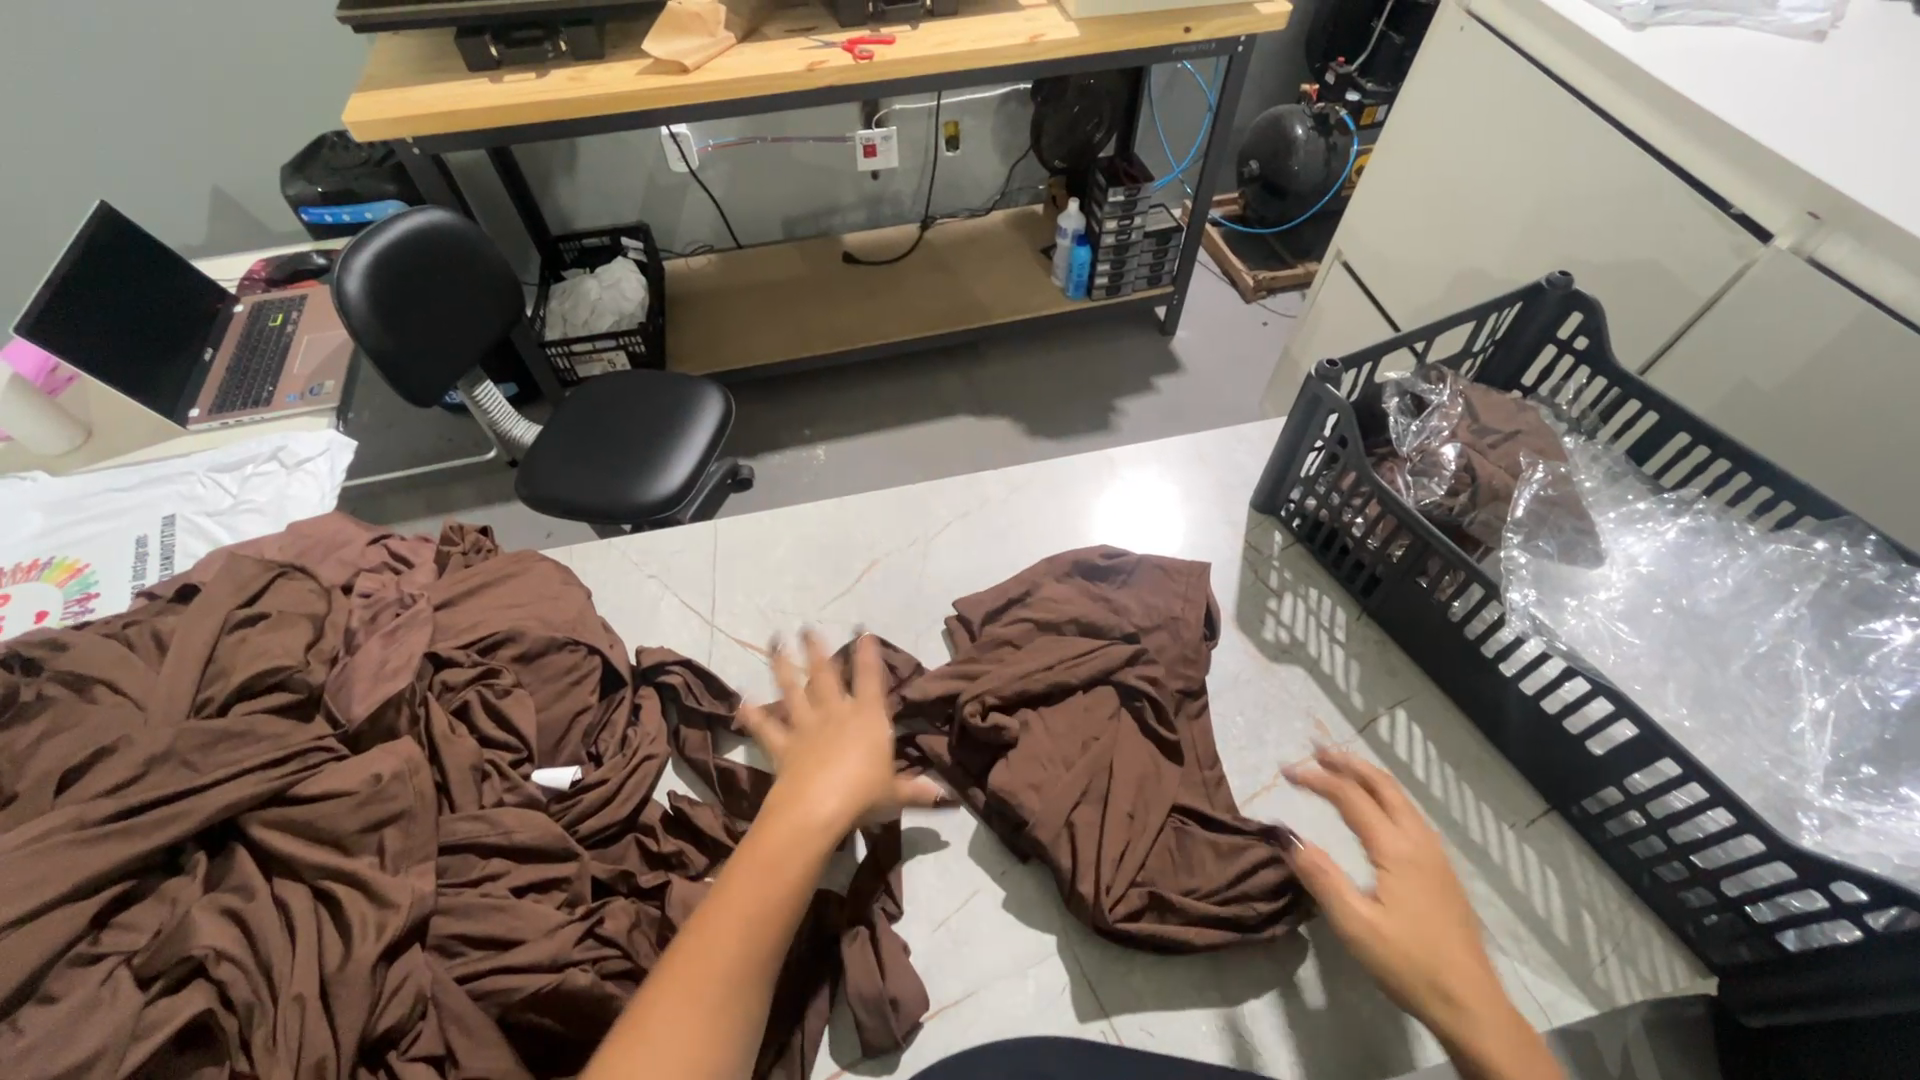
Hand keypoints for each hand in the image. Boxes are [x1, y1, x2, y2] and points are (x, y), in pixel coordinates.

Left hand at [739, 630, 946, 834]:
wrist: (819, 808)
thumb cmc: (864, 795)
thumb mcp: (896, 794)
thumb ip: (917, 791)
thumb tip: (945, 795)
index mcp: (869, 718)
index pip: (870, 679)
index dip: (868, 654)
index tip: (862, 631)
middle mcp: (837, 713)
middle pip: (825, 675)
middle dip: (816, 649)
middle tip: (806, 627)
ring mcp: (807, 727)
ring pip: (792, 690)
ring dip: (783, 666)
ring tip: (776, 644)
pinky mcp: (782, 745)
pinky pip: (766, 727)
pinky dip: (754, 714)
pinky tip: (742, 700)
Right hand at [1282, 747, 1540, 1070]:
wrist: (1471, 1003)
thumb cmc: (1408, 964)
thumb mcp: (1355, 925)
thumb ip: (1321, 877)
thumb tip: (1287, 836)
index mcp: (1397, 849)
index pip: (1351, 797)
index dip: (1318, 779)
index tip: (1287, 771)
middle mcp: (1419, 842)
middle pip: (1383, 786)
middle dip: (1349, 763)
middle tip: (1316, 750)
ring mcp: (1436, 856)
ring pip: (1401, 798)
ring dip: (1368, 777)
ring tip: (1341, 768)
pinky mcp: (1442, 871)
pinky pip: (1410, 815)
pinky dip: (1385, 796)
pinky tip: (1377, 810)